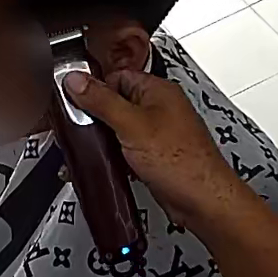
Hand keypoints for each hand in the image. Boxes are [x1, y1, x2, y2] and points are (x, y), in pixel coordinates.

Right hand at [63, 69, 254, 227]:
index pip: (117, 75)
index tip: (75, 100)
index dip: (94, 87)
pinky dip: (118, 157)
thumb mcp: (131, 125)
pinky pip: (129, 150)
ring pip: (121, 129)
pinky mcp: (157, 156)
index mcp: (158, 90)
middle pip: (116, 103)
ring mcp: (159, 134)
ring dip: (107, 140)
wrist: (202, 201)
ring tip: (99, 149)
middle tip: (84, 129)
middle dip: (98, 117)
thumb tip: (76, 80)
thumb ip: (101, 101)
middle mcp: (161, 109)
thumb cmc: (183, 163)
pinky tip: (113, 165)